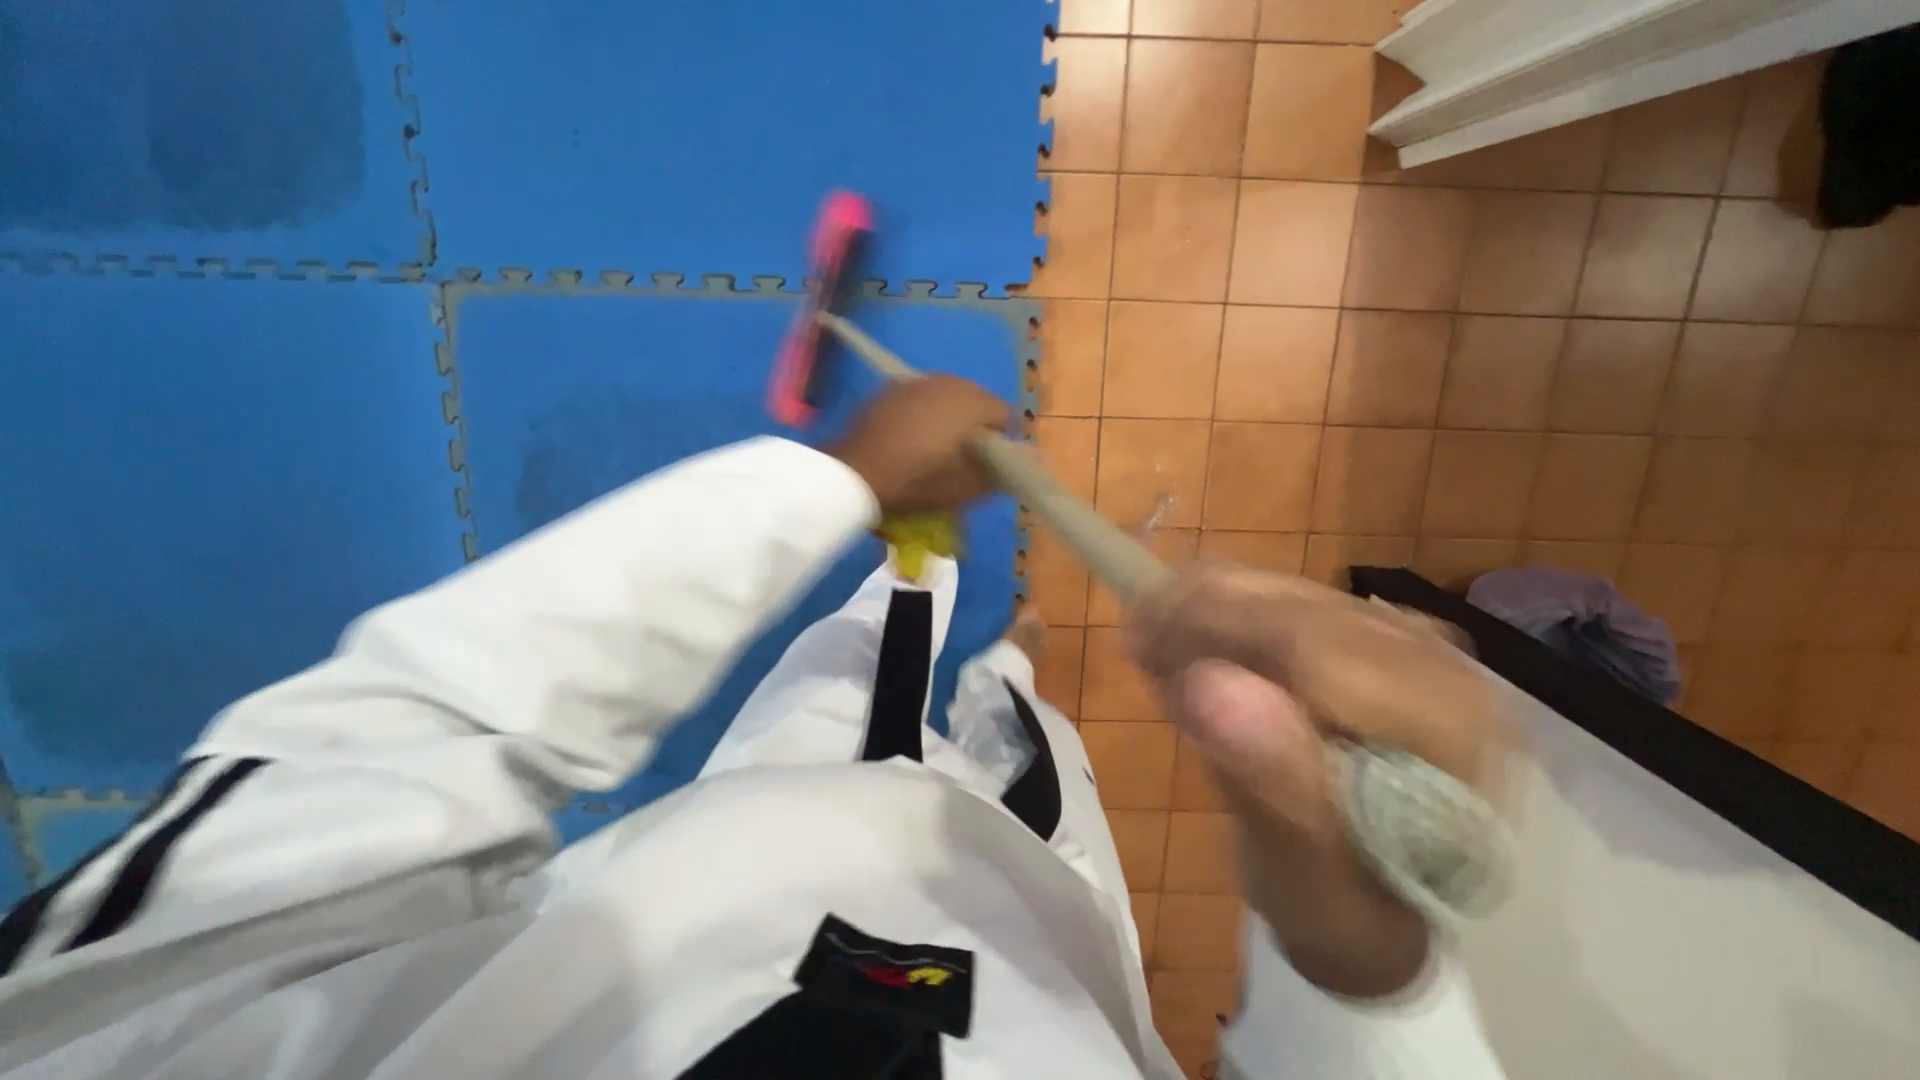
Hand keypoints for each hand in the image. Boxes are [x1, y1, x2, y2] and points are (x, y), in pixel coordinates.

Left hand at [828, 376, 1009, 514]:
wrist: (858, 471)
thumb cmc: (917, 480)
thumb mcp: (962, 490)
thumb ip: (993, 477)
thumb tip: (1008, 470)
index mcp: (972, 404)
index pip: (1004, 413)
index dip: (1002, 438)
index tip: (992, 461)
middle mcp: (948, 383)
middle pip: (976, 399)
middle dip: (976, 422)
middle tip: (966, 453)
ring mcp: (917, 381)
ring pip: (947, 394)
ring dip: (949, 414)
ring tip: (938, 442)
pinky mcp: (891, 388)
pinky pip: (920, 396)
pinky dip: (923, 411)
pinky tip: (911, 434)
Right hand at [1129, 566, 1507, 997]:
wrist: (1370, 900)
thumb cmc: (1342, 905)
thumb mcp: (1305, 876)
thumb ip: (1270, 784)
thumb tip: (1207, 685)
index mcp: (1445, 721)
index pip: (1316, 648)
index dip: (1215, 635)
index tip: (1139, 654)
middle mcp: (1434, 660)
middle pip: (1294, 608)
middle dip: (1200, 621)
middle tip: (1136, 652)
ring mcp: (1402, 637)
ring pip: (1280, 589)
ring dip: (1201, 610)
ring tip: (1154, 654)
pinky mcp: (1365, 629)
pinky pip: (1278, 593)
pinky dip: (1217, 609)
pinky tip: (1186, 646)